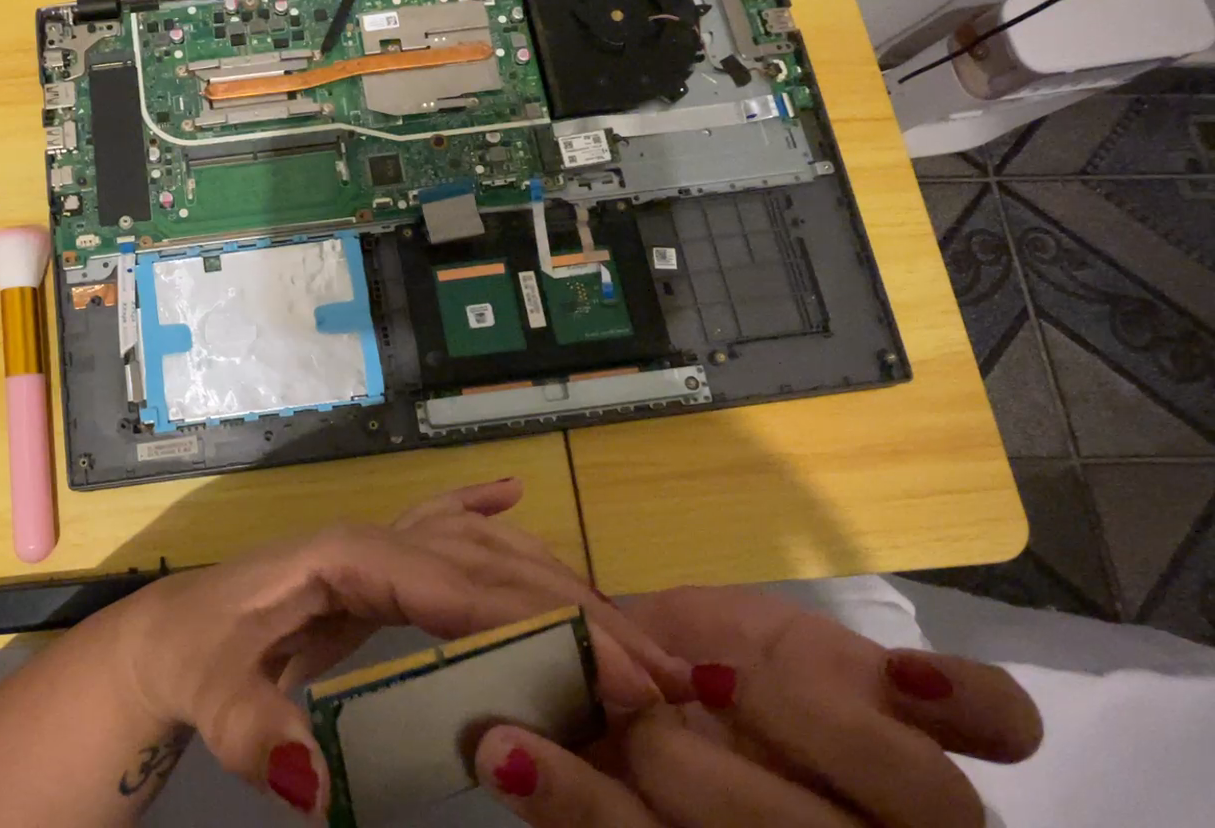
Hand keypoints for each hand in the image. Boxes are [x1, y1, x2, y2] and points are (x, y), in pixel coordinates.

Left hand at [91, 479, 690, 817]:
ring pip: (477, 546)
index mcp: (340, 557)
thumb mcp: (209, 695)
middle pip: (481, 560)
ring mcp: (374, 547)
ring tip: (624, 628)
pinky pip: (439, 528)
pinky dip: (480, 510)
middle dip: (568, 606)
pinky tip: (511, 495)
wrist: (171, 633)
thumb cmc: (192, 654)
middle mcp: (369, 540)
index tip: (608, 669)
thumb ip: (253, 731)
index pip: (447, 581)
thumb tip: (317, 784)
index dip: (527, 618)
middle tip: (653, 670)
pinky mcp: (375, 567)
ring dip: (552, 578)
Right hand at [472, 585, 1043, 825]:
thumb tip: (493, 746)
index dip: (596, 813)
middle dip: (695, 781)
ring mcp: (913, 791)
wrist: (692, 679)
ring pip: (920, 794)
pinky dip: (959, 702)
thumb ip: (568, 782)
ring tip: (711, 677)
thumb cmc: (645, 731)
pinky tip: (896, 677)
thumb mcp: (601, 767)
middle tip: (635, 722)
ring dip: (802, 730)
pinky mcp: (926, 708)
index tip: (521, 753)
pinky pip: (996, 719)